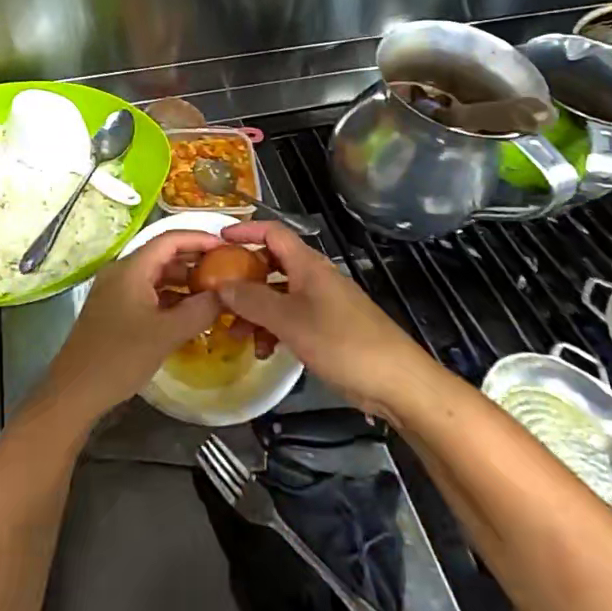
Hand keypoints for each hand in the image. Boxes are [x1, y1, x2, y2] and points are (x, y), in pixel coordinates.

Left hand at [38, 230, 225, 424]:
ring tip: (214, 292)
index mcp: (131, 269)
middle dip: (196, 260)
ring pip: (157, 276)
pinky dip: (171, 298)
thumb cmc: (119, 358)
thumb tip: (228, 294)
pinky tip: (191, 312)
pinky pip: (149, 293)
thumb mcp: (167, 334)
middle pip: (164, 255)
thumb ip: (201, 310)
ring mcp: (116, 292)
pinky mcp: (115, 310)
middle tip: (227, 270)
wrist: (74, 394)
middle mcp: (122, 273)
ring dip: (185, 281)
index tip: (228, 247)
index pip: (170, 239)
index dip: (200, 239)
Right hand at [215, 221, 430, 417]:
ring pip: (279, 296)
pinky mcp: (328, 328)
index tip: (217, 240)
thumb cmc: (341, 342)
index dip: (246, 231)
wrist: (394, 379)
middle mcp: (315, 277)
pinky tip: (264, 352)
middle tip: (218, 294)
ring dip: (256, 310)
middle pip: (273, 264)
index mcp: (308, 264)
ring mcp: (323, 303)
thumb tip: (220, 284)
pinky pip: (292, 319)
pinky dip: (274, 329)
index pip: (273, 232)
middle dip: (244, 278)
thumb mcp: (289, 320)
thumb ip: (253, 300)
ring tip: (236, 334)